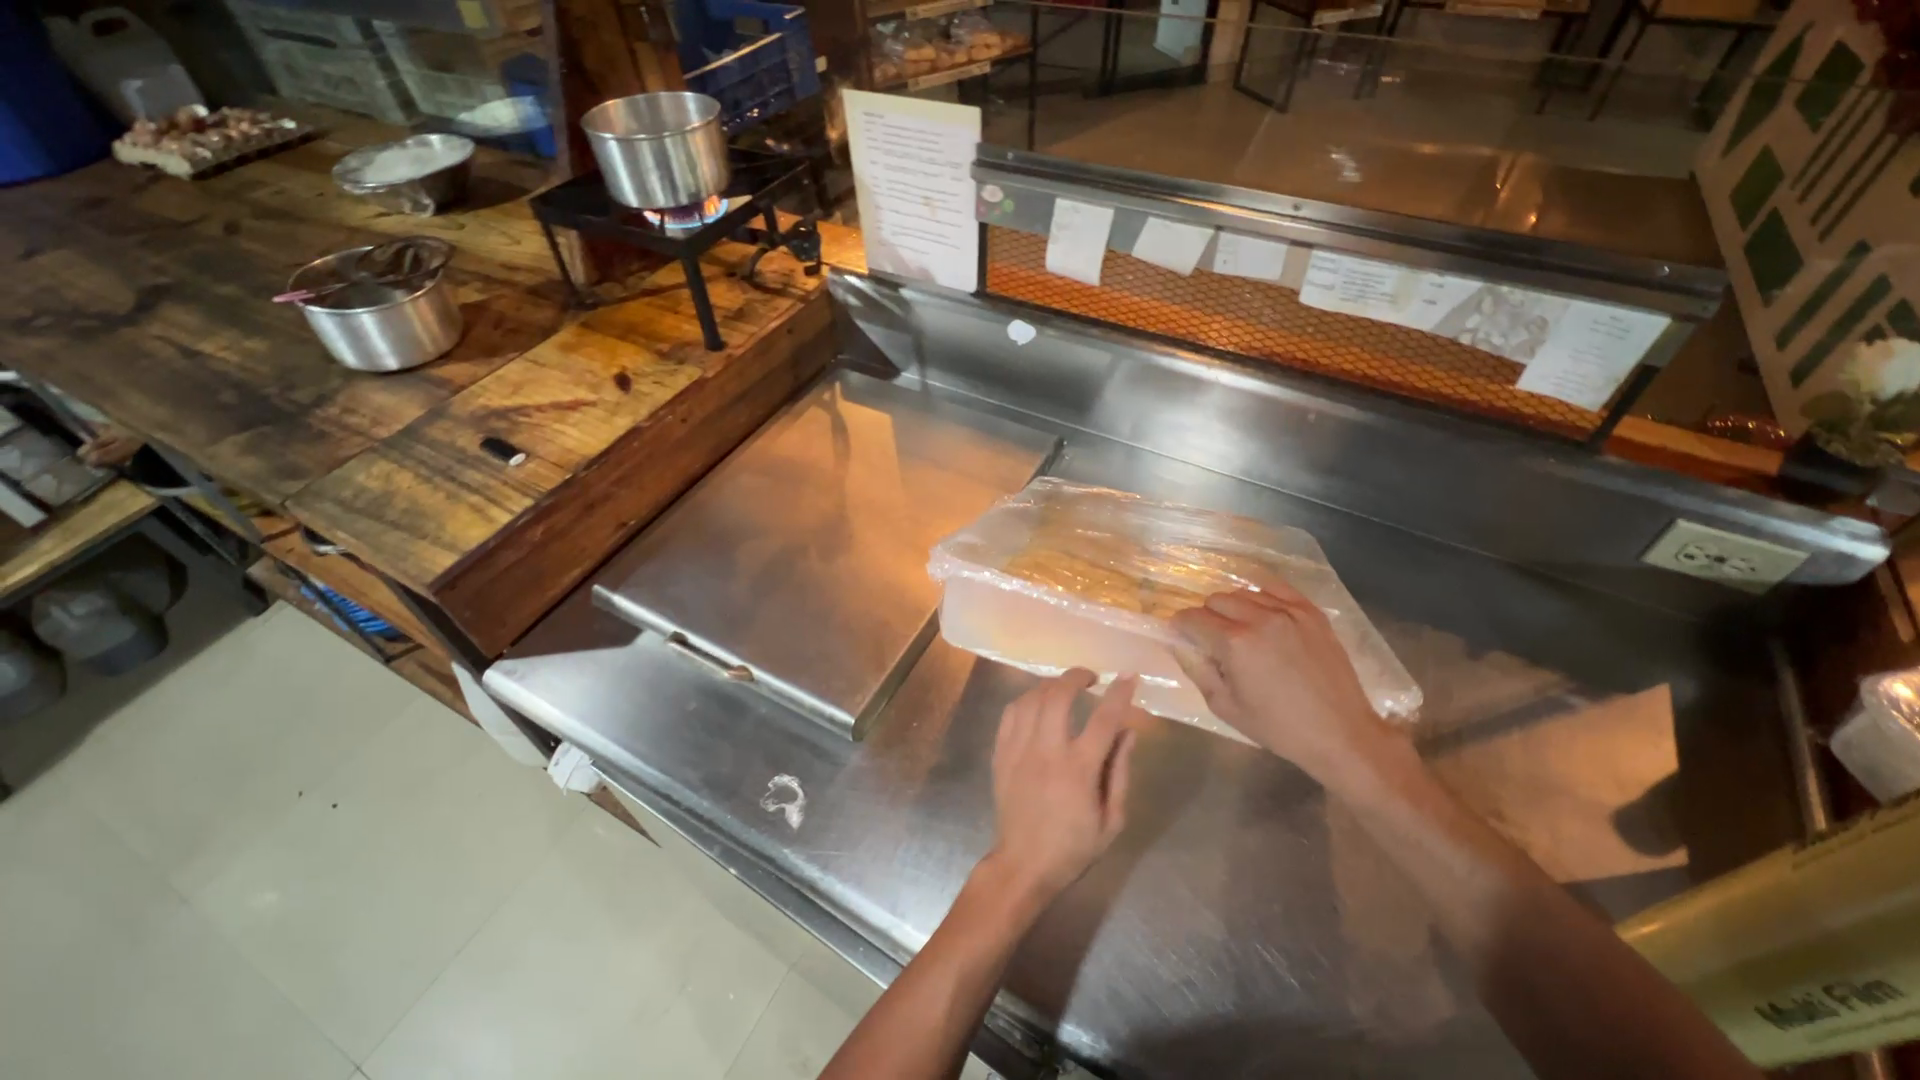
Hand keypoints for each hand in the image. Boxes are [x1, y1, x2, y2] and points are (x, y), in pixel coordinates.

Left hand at [987, 669, 1139, 903]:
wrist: (1024, 865)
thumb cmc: (1074, 847)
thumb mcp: (1112, 819)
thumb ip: (1120, 771)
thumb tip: (1128, 732)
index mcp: (1079, 770)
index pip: (1104, 719)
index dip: (1119, 693)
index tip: (1129, 676)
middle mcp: (1047, 753)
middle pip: (1058, 696)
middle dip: (1076, 677)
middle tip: (1090, 677)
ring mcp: (1019, 752)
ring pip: (1031, 699)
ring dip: (1050, 685)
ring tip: (1064, 688)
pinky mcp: (1000, 756)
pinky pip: (1010, 714)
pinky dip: (1026, 700)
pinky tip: (1037, 704)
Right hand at [1171, 582, 1398, 783]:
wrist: (1340, 732)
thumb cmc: (1277, 727)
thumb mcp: (1225, 706)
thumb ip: (1196, 669)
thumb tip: (1178, 643)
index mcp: (1234, 643)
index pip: (1192, 618)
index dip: (1180, 627)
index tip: (1182, 639)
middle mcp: (1259, 618)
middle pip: (1215, 600)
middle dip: (1206, 617)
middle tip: (1212, 641)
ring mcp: (1289, 611)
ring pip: (1243, 593)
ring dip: (1232, 608)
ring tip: (1240, 631)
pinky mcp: (1312, 612)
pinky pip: (1276, 588)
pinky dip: (1260, 596)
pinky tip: (1261, 613)